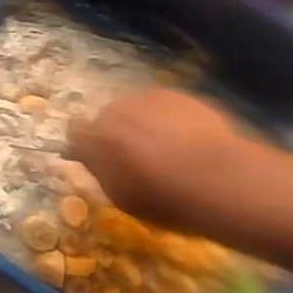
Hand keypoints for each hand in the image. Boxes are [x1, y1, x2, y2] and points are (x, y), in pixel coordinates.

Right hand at [66, 89, 256, 231]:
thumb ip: (103, 171)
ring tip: (163, 146)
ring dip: (141, 122)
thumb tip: (94, 158)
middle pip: (107, 117)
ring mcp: (146, 97)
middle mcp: (116, 110)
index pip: (75, 133)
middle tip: (134, 157)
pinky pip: (160, 104)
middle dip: (115, 133)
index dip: (84, 146)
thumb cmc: (166, 199)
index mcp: (97, 139)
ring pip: (134, 108)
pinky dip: (165, 117)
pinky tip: (183, 136)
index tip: (94, 159)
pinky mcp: (174, 92)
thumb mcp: (124, 198)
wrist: (217, 175)